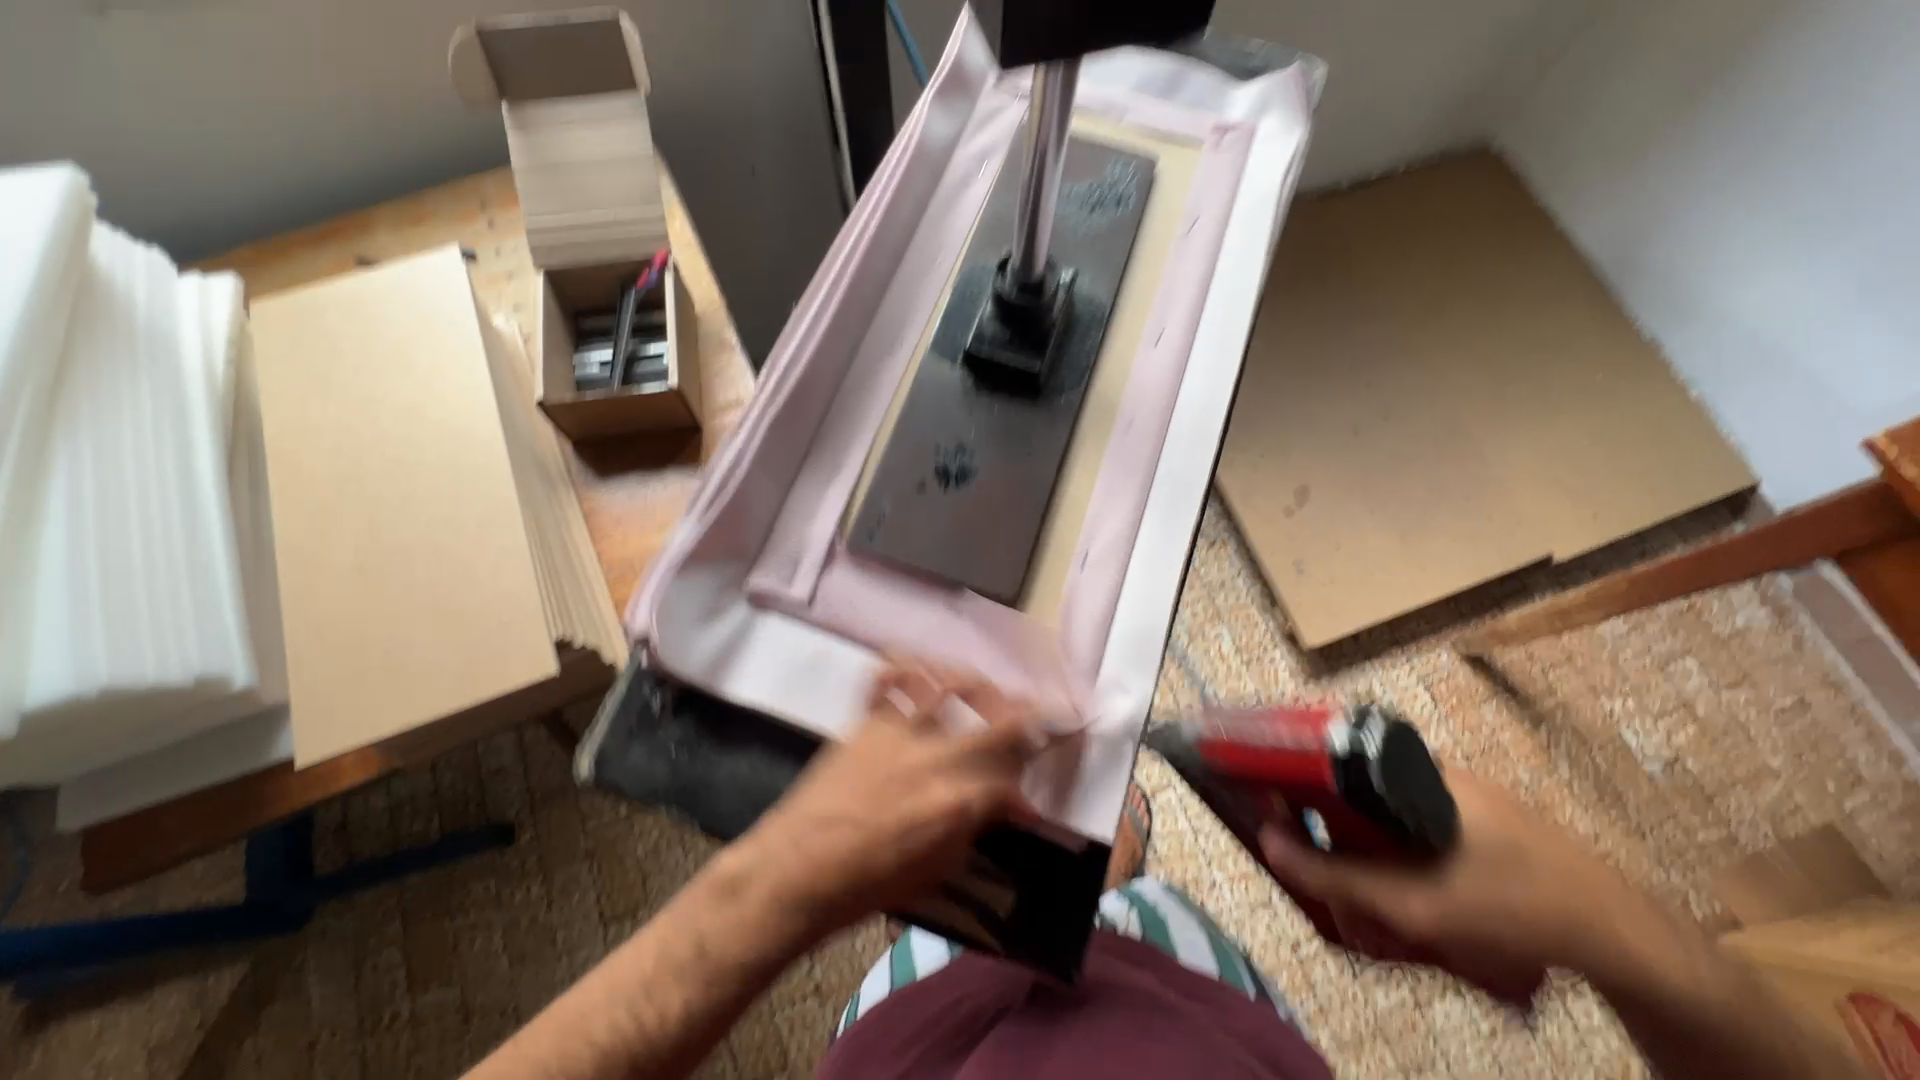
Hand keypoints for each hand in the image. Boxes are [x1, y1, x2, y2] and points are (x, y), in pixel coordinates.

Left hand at [740, 661, 1051, 937]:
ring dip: (976, 684)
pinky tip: (917, 671)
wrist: (798, 868)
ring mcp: (900, 733)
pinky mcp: (866, 722)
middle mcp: (937, 758)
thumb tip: (1000, 809)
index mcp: (959, 802)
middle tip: (1034, 717)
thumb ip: (973, 830)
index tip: (1024, 804)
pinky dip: (905, 668)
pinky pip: (888, 680)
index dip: (1024, 793)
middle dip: (1027, 718)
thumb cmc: (869, 883)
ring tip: (981, 688)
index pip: (1013, 781)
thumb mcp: (937, 869)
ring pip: (950, 685)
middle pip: (1001, 722)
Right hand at [1259, 770, 1658, 989]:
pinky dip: (1406, 867)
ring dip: (1376, 865)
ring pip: (1390, 822)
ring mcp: (1468, 798)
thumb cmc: (1512, 907)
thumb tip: (1267, 842)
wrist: (1620, 936)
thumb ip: (1336, 876)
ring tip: (1385, 916)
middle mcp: (1439, 775)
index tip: (1282, 826)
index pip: (1332, 763)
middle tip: (1344, 897)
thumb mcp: (1414, 904)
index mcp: (1418, 775)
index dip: (1298, 792)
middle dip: (1341, 848)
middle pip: (1358, 799)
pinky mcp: (1488, 822)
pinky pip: (1421, 835)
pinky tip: (1422, 909)